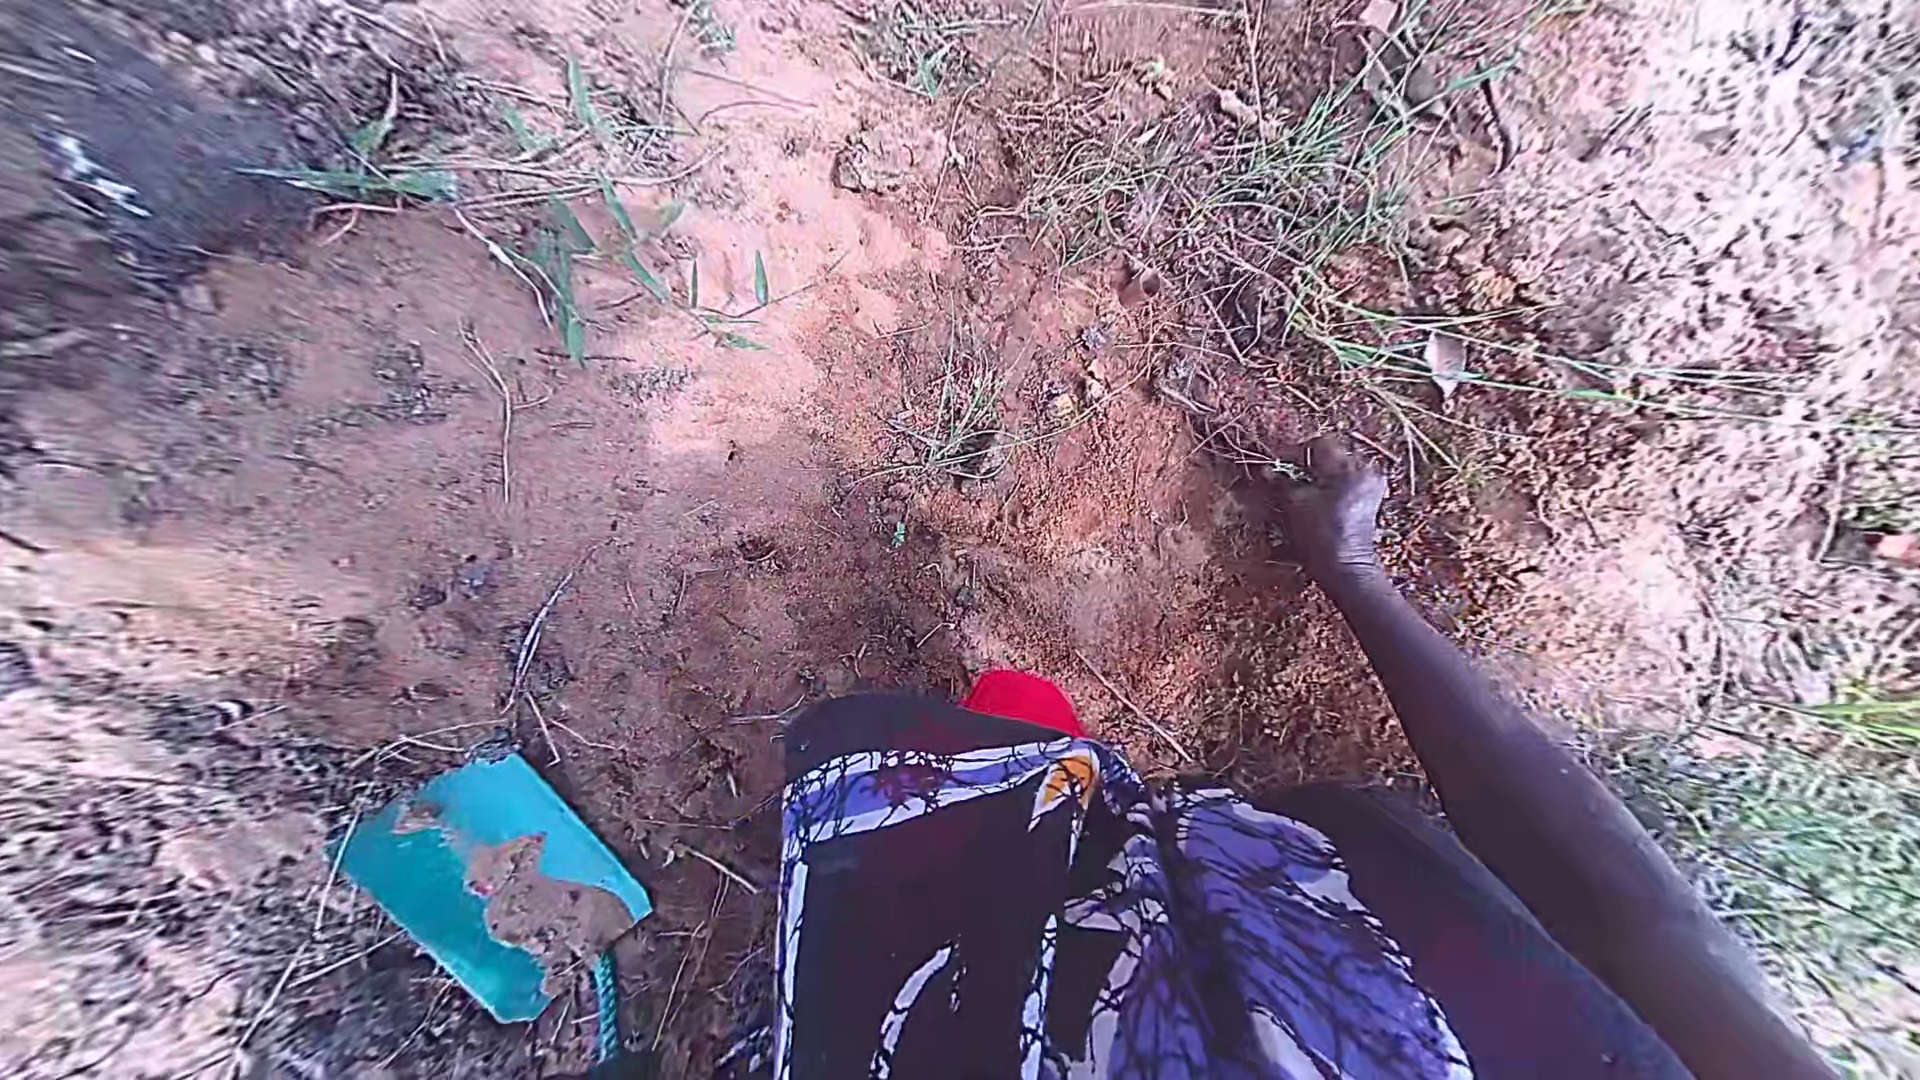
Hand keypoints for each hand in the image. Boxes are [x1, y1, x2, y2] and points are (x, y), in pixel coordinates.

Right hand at [1276, 435, 1386, 582]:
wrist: (1343, 567)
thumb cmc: (1318, 535)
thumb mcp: (1295, 504)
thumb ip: (1281, 481)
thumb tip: (1265, 468)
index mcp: (1350, 469)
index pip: (1319, 444)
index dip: (1293, 452)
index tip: (1276, 465)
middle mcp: (1366, 471)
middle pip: (1330, 455)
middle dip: (1305, 464)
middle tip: (1283, 476)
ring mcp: (1371, 484)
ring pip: (1337, 467)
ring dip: (1316, 474)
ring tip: (1297, 487)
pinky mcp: (1370, 497)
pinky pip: (1345, 480)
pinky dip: (1328, 483)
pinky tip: (1315, 497)